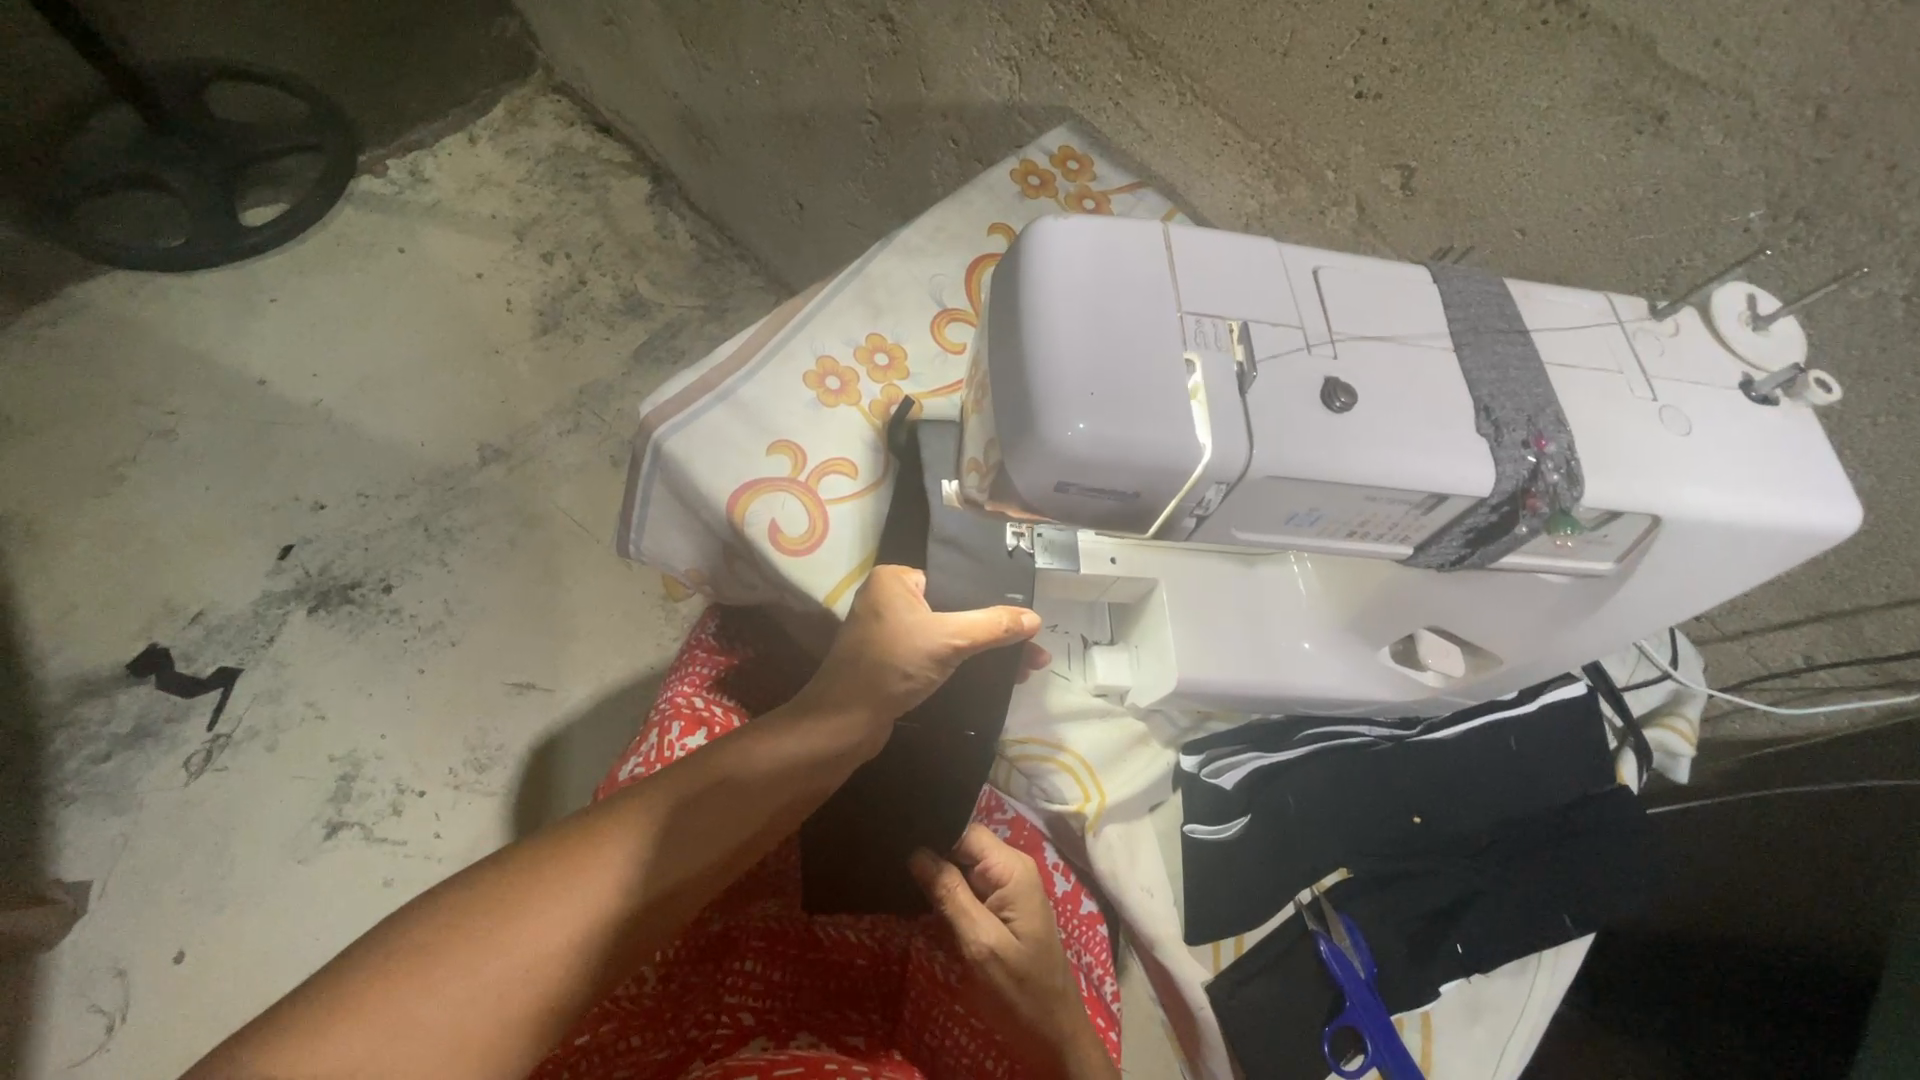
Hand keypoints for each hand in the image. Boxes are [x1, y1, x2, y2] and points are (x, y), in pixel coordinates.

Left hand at [791, 565, 1043, 750]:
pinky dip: (965, 665)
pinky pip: (938, 655)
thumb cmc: (892, 667)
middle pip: (957, 609)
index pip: (955, 579)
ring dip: (984, 652)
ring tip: (1025, 669)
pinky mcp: (894, 662)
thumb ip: (992, 626)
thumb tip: (1035, 618)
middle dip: (995, 632)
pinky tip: (996, 678)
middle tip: (1032, 650)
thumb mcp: (949, 640)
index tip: (1026, 619)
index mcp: (895, 579)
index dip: (993, 599)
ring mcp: (891, 632)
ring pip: (950, 635)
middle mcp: (890, 600)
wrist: (843, 723)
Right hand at [910, 826, 1117, 1079]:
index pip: (964, 831)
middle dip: (931, 855)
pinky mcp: (1001, 908)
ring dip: (937, 877)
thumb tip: (917, 851)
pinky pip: (969, 887)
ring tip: (900, 880)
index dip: (932, 836)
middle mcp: (1012, 868)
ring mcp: (1008, 888)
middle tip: (893, 866)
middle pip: (963, 845)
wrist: (1052, 1034)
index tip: (897, 844)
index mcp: (1011, 868)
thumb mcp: (979, 943)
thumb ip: (949, 893)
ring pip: (963, 866)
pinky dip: (948, 894)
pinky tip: (923, 900)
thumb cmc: (1019, 990)